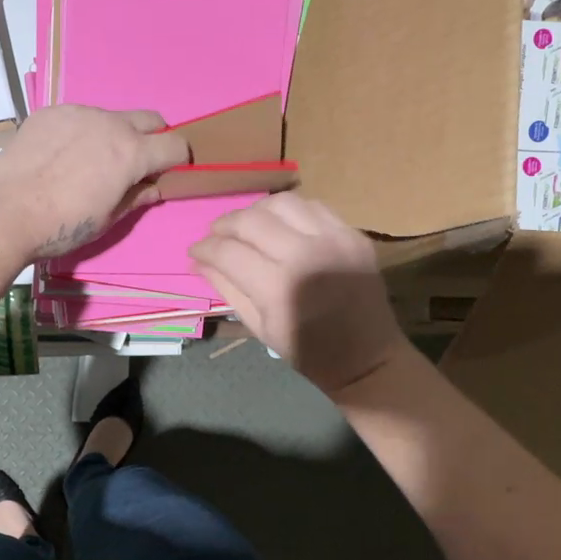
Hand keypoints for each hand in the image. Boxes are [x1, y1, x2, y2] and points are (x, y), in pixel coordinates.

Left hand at [0, 105, 190, 259]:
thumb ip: (135, 198)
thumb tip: (154, 188)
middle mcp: (109, 123)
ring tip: (88, 165)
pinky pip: (76, 118)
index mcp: (130, 152)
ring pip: (109, 118)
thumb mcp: (106, 220)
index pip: (174, 144)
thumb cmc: (62, 227)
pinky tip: (58, 159)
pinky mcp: (49, 113)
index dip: (179, 159)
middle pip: (148, 120)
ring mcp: (77, 113)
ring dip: (112, 136)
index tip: (170, 172)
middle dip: (152, 139)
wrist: (5, 215)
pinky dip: (79, 134)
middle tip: (136, 166)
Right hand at [190, 193, 409, 393]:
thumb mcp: (259, 327)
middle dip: (225, 225)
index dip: (205, 248)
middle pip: (252, 220)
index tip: (194, 251)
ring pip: (282, 203)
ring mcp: (335, 238)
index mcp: (280, 287)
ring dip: (256, 212)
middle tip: (214, 236)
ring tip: (245, 227)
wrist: (366, 356)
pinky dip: (288, 212)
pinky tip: (279, 227)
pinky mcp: (352, 233)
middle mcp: (307, 254)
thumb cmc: (307, 351)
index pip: (229, 252)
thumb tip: (199, 263)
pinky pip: (313, 207)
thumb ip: (228, 288)